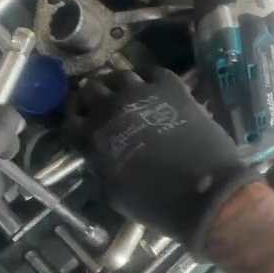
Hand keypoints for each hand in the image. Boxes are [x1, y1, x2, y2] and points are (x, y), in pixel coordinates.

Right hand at [65, 67, 257, 251]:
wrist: (203, 191)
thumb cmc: (154, 201)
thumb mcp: (112, 193)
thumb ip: (100, 168)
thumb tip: (99, 155)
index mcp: (92, 137)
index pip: (70, 120)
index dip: (74, 121)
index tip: (80, 125)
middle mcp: (110, 108)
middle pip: (90, 90)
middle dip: (91, 98)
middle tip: (100, 107)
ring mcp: (141, 92)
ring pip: (119, 75)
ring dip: (116, 84)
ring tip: (124, 94)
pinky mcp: (171, 86)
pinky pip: (151, 71)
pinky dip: (145, 78)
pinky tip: (149, 87)